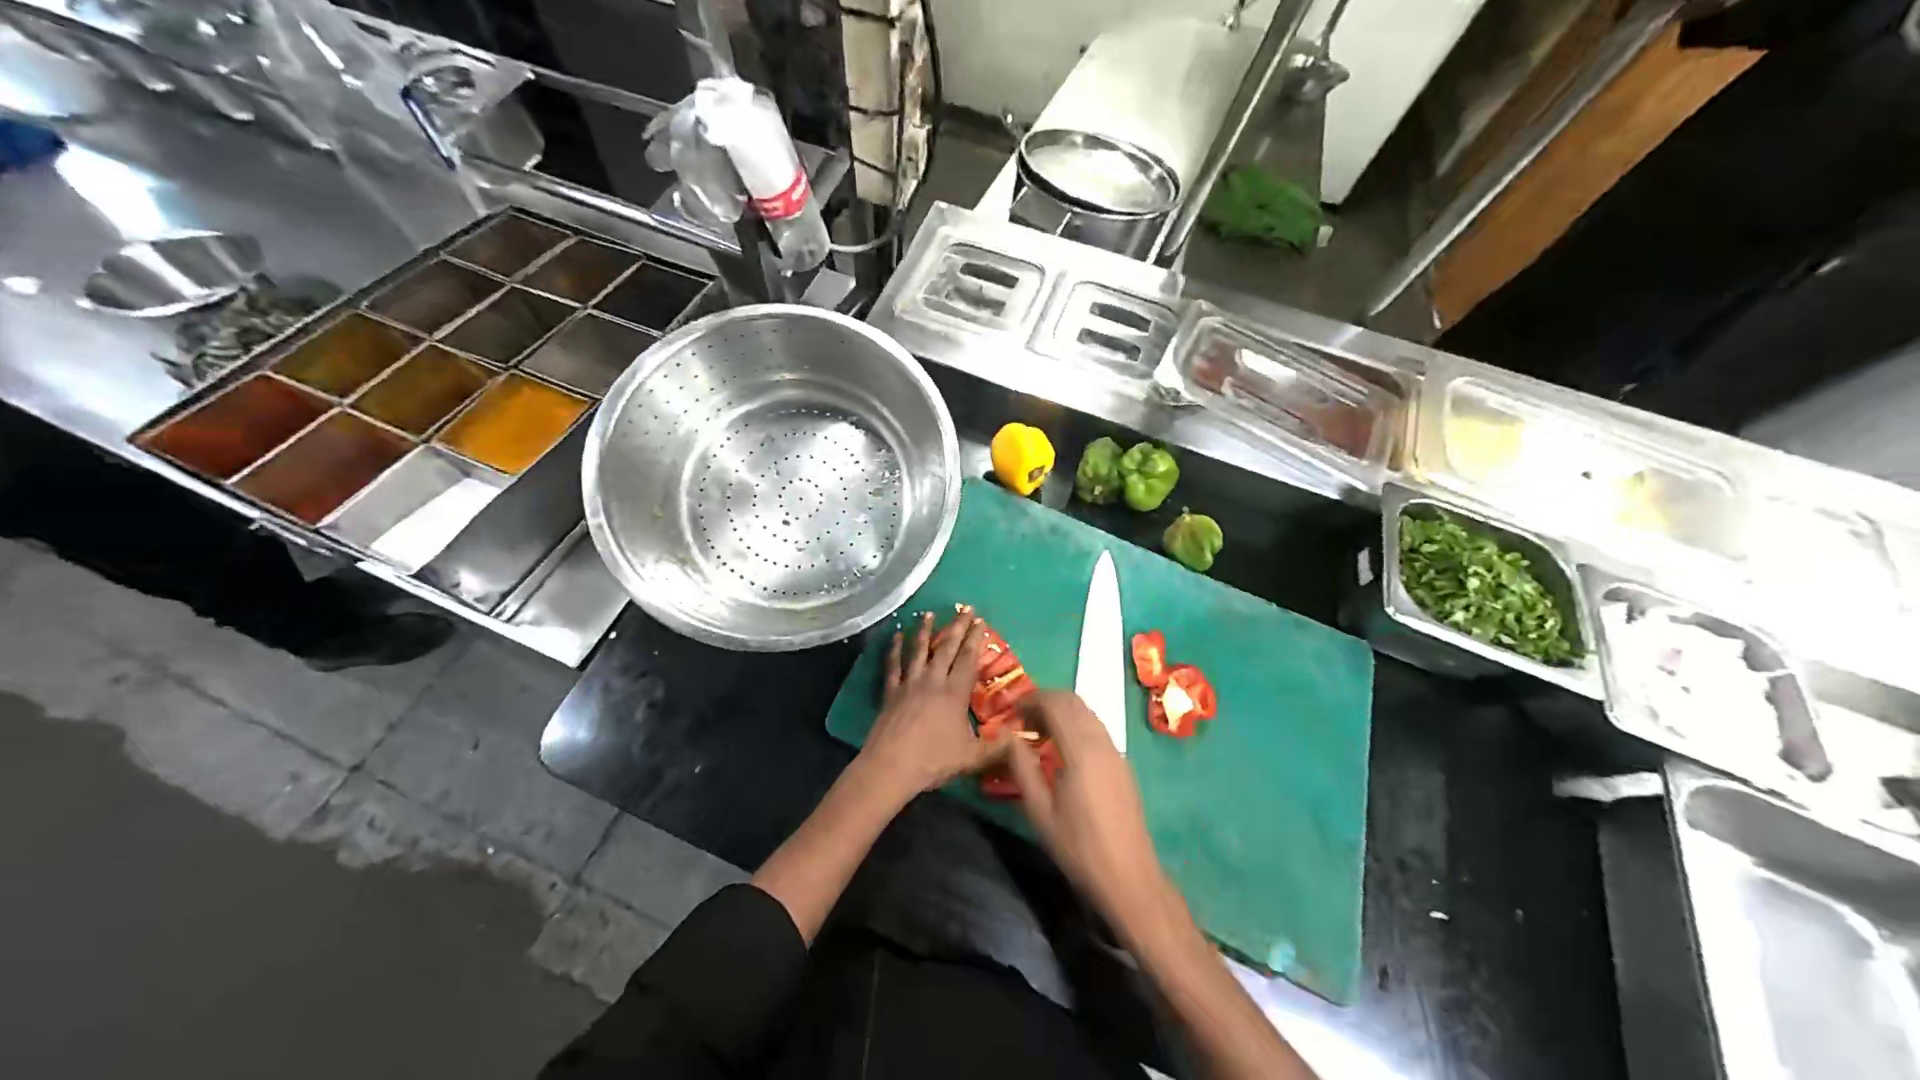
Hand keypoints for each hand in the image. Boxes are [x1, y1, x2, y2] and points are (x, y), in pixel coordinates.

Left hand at [856, 610, 995, 798]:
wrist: (891, 767)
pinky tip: (897, 636)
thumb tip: (1022, 739)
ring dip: (926, 631)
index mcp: (955, 693)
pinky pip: (893, 665)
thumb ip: (997, 747)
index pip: (968, 659)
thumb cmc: (934, 760)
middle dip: (957, 627)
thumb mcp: (972, 757)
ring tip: (929, 614)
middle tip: (964, 609)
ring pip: (919, 651)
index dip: (975, 639)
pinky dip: (895, 649)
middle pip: (946, 648)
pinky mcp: (890, 692)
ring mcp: (909, 684)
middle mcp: (933, 681)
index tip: (980, 621)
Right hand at [1003, 690, 1168, 924]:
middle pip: (1074, 701)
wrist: (1129, 876)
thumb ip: (1022, 768)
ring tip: (1039, 734)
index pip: (1056, 704)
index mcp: (1081, 751)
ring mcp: (1117, 753)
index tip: (1012, 711)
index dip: (1031, 700)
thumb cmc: (1078, 848)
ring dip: (1062, 712)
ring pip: (1088, 713)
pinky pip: (1097, 729)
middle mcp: (1102, 743)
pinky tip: (1062, 751)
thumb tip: (1009, 739)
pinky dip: (1076, 725)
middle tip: (1023, 720)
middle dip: (1046, 701)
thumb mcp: (1039, 812)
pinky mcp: (1123, 764)